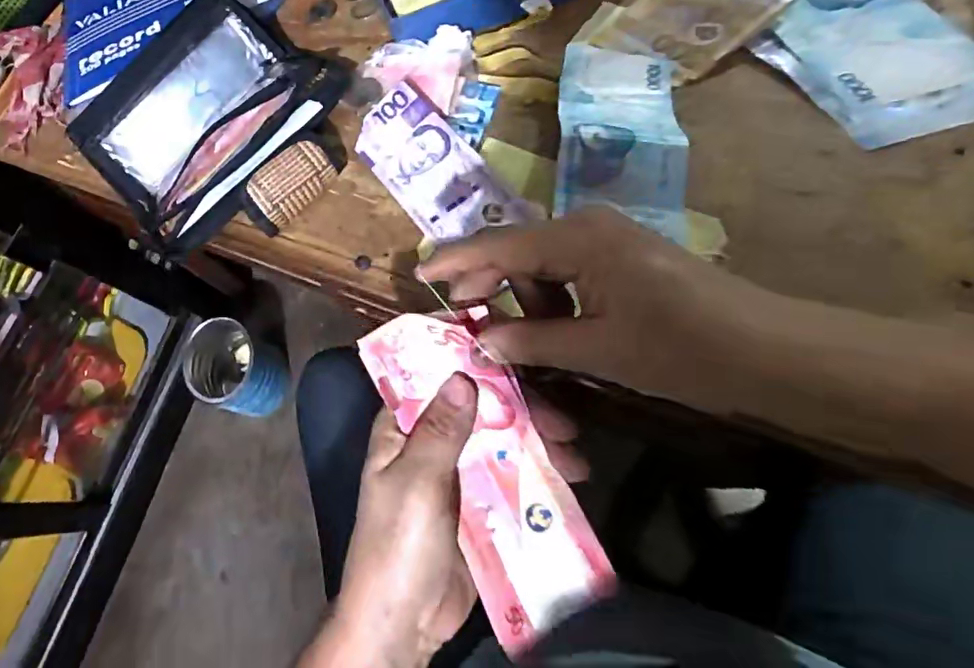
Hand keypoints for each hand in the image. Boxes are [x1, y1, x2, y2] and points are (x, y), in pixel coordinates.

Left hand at [301, 375, 585, 667]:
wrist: (403, 625)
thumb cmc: (398, 545)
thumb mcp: (417, 482)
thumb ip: (441, 430)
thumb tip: (465, 374)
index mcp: (403, 426)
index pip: (434, 375)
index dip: (471, 359)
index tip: (515, 349)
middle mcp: (428, 439)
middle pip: (479, 407)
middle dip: (522, 409)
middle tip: (565, 425)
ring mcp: (454, 470)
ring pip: (499, 438)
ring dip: (537, 440)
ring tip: (576, 458)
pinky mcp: (476, 502)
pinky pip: (508, 473)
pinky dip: (536, 470)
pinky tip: (567, 476)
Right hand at [416, 206, 792, 411]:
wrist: (770, 352)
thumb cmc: (681, 347)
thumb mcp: (598, 349)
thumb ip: (533, 341)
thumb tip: (483, 343)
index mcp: (576, 239)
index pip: (498, 244)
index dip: (456, 260)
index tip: (420, 273)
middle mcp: (586, 226)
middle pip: (518, 248)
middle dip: (488, 281)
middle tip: (464, 317)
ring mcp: (607, 239)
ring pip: (543, 262)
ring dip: (524, 297)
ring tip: (518, 340)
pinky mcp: (622, 257)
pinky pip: (569, 271)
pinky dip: (553, 299)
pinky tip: (554, 331)